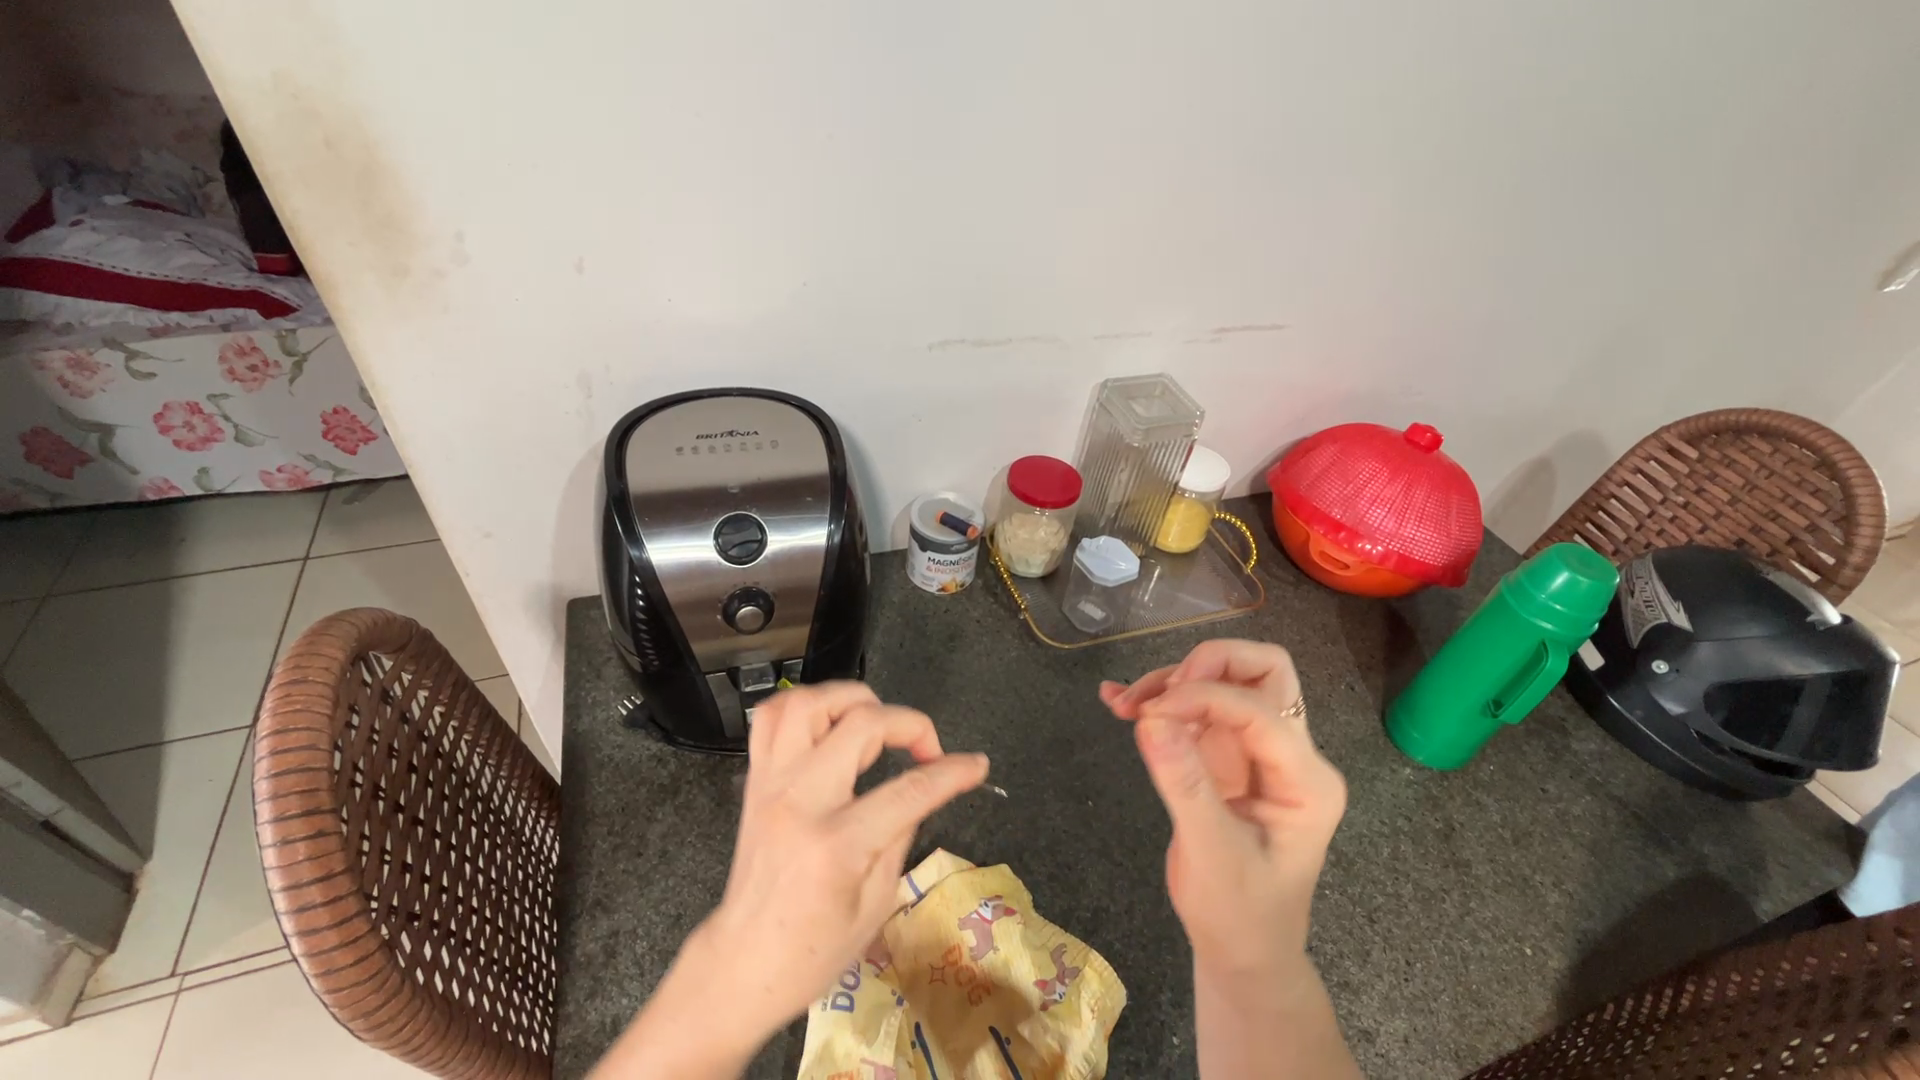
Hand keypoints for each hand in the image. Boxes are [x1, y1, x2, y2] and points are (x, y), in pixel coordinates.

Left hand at [700, 681, 988, 1035]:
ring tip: (877, 723)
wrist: (742, 963)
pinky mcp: (755, 780)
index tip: (976, 765)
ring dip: (852, 700)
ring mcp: (770, 784)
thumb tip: (920, 789)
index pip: (909, 789)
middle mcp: (800, 801)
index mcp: (836, 844)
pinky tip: (830, 723)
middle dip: (909, 723)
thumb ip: (900, 833)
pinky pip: (771, 717)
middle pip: (861, 723)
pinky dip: (806, 706)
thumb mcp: (877, 902)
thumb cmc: (814, 950)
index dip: (953, 771)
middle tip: (926, 749)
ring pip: (808, 703)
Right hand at [1100, 640, 1345, 972]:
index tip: (1151, 713)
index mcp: (1306, 780)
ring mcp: (1257, 753)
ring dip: (1176, 683)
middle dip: (1209, 664)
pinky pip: (1199, 711)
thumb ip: (1184, 783)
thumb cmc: (1238, 914)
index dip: (1205, 697)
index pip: (1261, 710)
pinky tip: (1119, 702)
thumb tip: (1150, 718)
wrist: (1241, 953)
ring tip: (1126, 705)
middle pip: (1264, 671)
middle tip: (1163, 692)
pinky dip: (1163, 700)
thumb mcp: (1211, 854)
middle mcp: (1289, 755)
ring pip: (1227, 683)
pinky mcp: (1226, 759)